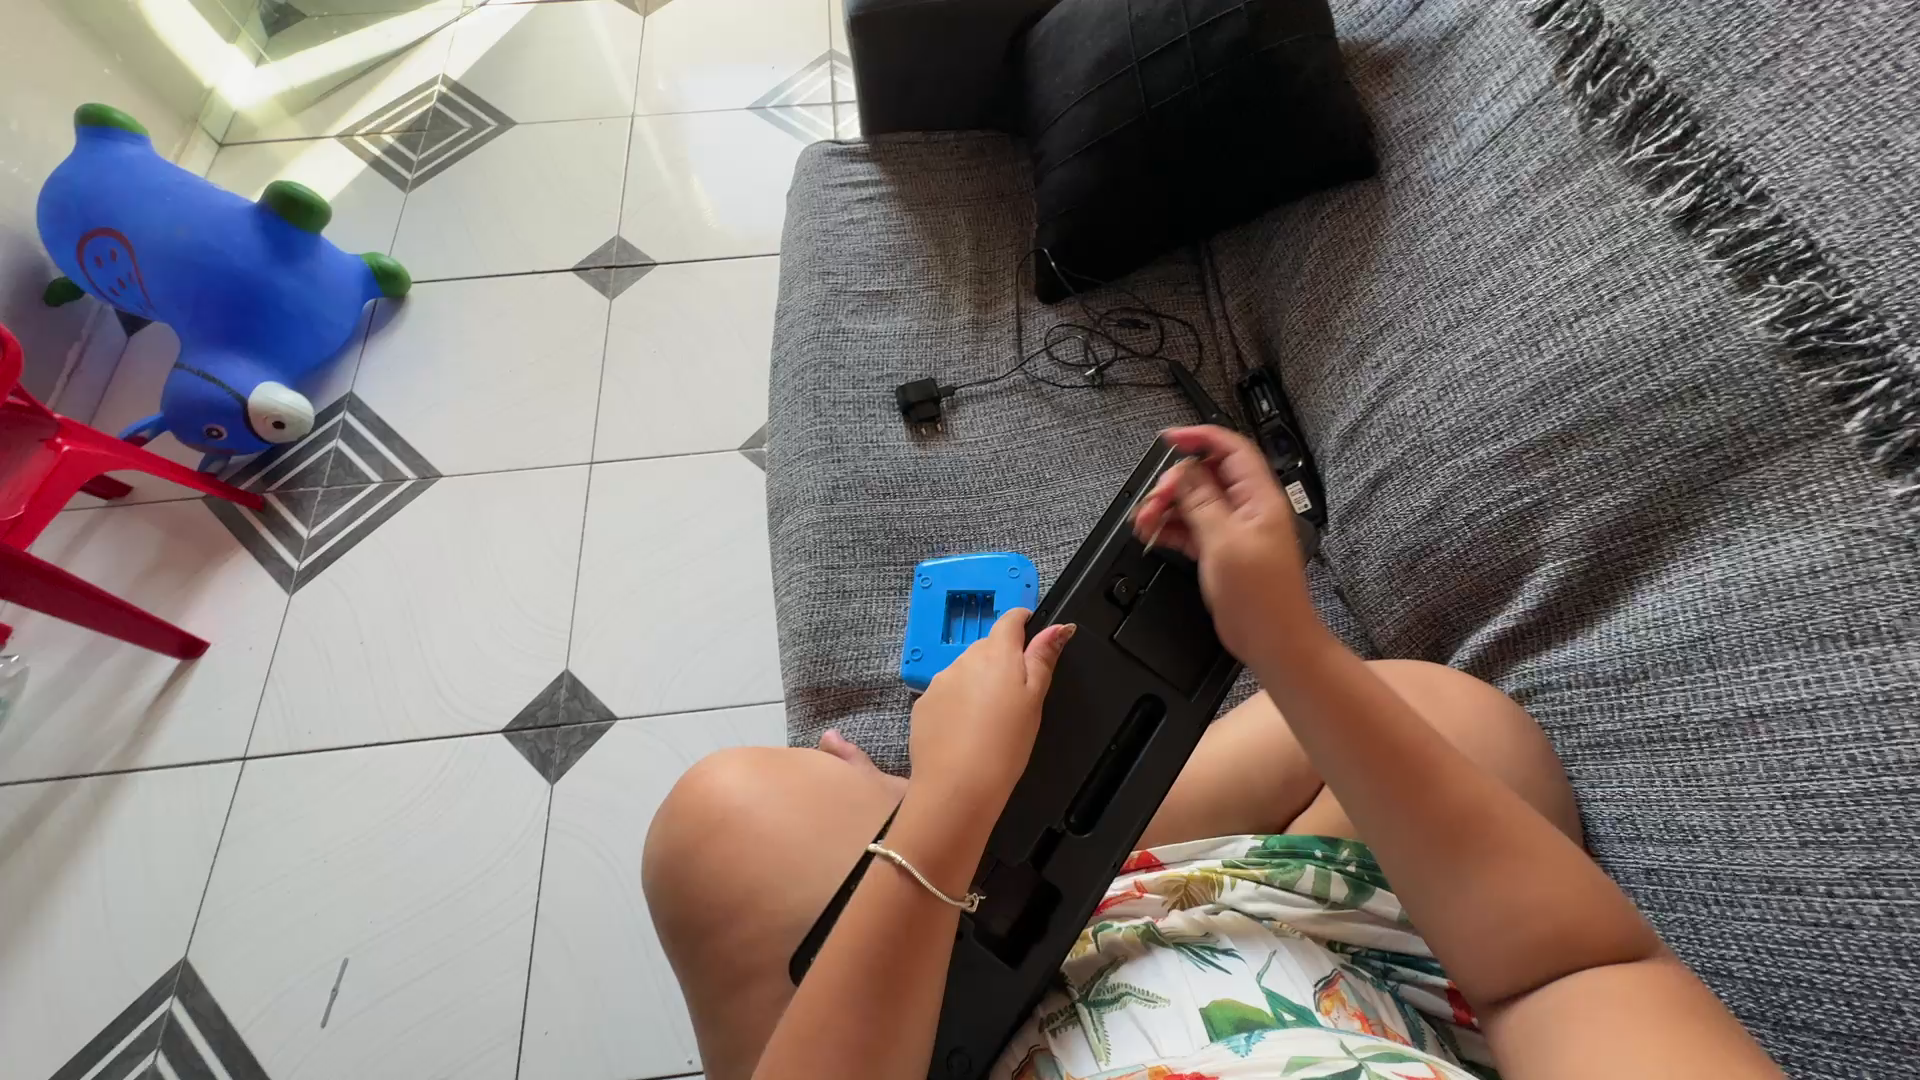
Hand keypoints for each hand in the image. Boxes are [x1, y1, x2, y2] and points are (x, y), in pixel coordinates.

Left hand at [908, 609, 1074, 823]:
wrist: (957, 786)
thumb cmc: (1005, 745)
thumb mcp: (1035, 700)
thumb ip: (1043, 658)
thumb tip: (1058, 626)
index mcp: (997, 654)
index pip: (1010, 620)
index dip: (1023, 622)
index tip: (1031, 633)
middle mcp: (964, 659)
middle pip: (987, 646)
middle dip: (1002, 661)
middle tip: (1016, 695)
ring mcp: (940, 681)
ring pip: (965, 670)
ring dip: (978, 682)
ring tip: (990, 719)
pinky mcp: (923, 703)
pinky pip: (946, 693)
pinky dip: (957, 702)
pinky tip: (966, 730)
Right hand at [1131, 425, 1321, 662]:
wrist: (1273, 641)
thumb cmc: (1263, 599)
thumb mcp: (1224, 542)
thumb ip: (1201, 503)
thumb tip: (1182, 473)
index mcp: (1259, 498)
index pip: (1230, 450)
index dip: (1200, 438)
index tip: (1169, 440)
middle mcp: (1247, 509)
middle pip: (1205, 476)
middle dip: (1174, 483)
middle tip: (1154, 500)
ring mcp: (1234, 530)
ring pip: (1194, 502)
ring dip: (1167, 507)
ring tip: (1145, 521)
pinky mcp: (1221, 550)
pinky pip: (1190, 528)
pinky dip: (1170, 528)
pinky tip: (1153, 534)